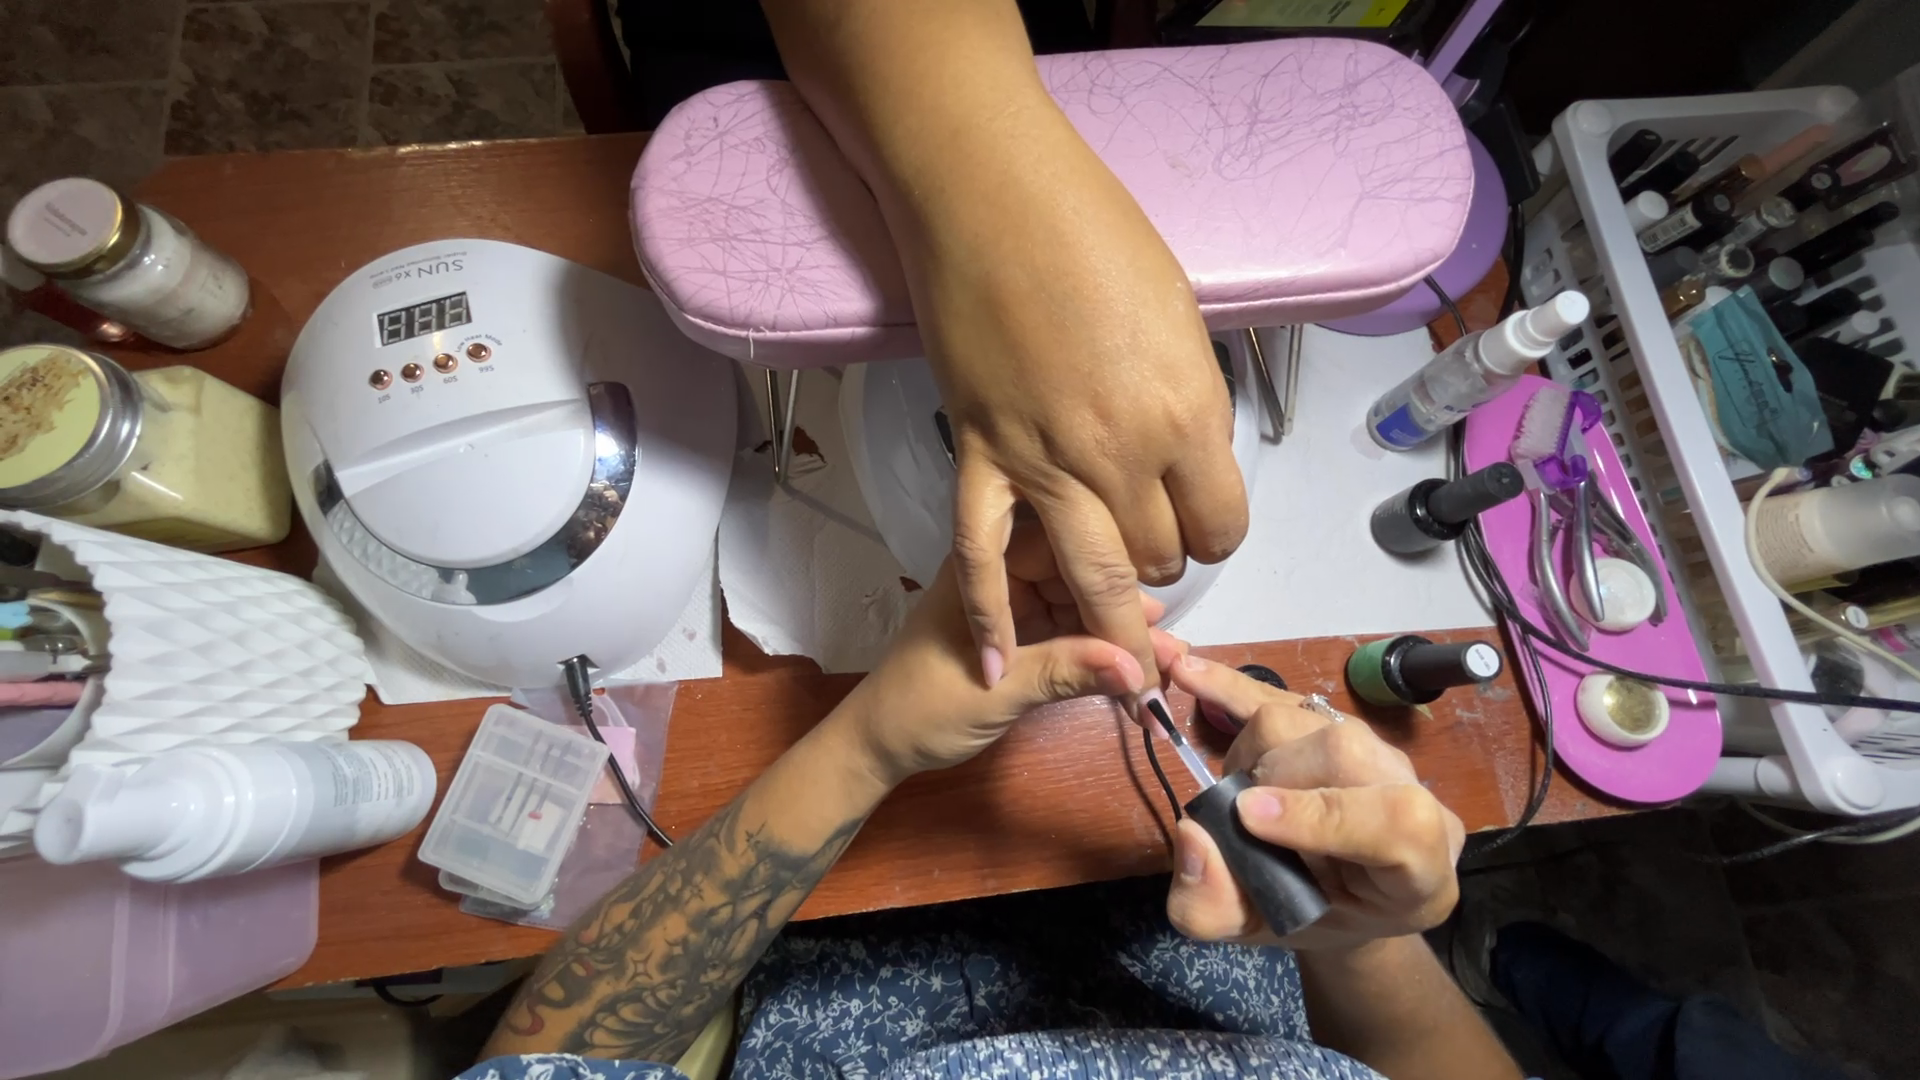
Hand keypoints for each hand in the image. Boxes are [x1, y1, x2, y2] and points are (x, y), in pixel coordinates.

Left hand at [838, 552, 1160, 786]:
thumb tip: (1136, 667)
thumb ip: (1065, 672)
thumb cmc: (923, 706)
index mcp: (985, 569)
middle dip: (1124, 618)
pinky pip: (1069, 640)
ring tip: (1172, 663)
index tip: (1157, 612)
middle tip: (1176, 646)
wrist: (881, 743)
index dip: (1109, 581)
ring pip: (1079, 614)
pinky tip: (1138, 671)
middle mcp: (1004, 579)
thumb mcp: (996, 690)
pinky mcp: (1021, 640)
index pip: (1060, 555)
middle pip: (1076, 585)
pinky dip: (1099, 659)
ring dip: (1119, 642)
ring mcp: (1014, 610)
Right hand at [895, 105, 1247, 687]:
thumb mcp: (1178, 315)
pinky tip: (997, 667)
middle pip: (1159, 555)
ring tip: (1115, 636)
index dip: (1216, 530)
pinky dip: (990, 619)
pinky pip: (981, 560)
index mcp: (1184, 414)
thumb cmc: (1097, 236)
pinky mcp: (978, 464)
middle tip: (1156, 552)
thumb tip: (1186, 450)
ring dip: (1109, 611)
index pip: (1220, 520)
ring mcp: (1043, 468)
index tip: (1202, 520)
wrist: (992, 202)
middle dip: (1166, 564)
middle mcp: (1119, 457)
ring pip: (1090, 576)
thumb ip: (1189, 400)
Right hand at [1154, 639, 1464, 952]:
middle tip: (1237, 813)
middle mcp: (1412, 795)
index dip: (1321, 814)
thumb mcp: (1258, 933)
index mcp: (1419, 870)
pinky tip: (1186, 673)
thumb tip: (1193, 835)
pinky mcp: (1328, 717)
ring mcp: (1373, 747)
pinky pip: (1273, 692)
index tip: (1248, 815)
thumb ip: (1216, 906)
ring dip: (1246, 749)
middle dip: (1267, 775)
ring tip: (1237, 787)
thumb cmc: (1306, 915)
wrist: (1333, 891)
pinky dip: (1225, 684)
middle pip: (1337, 749)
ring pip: (1298, 716)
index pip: (1398, 822)